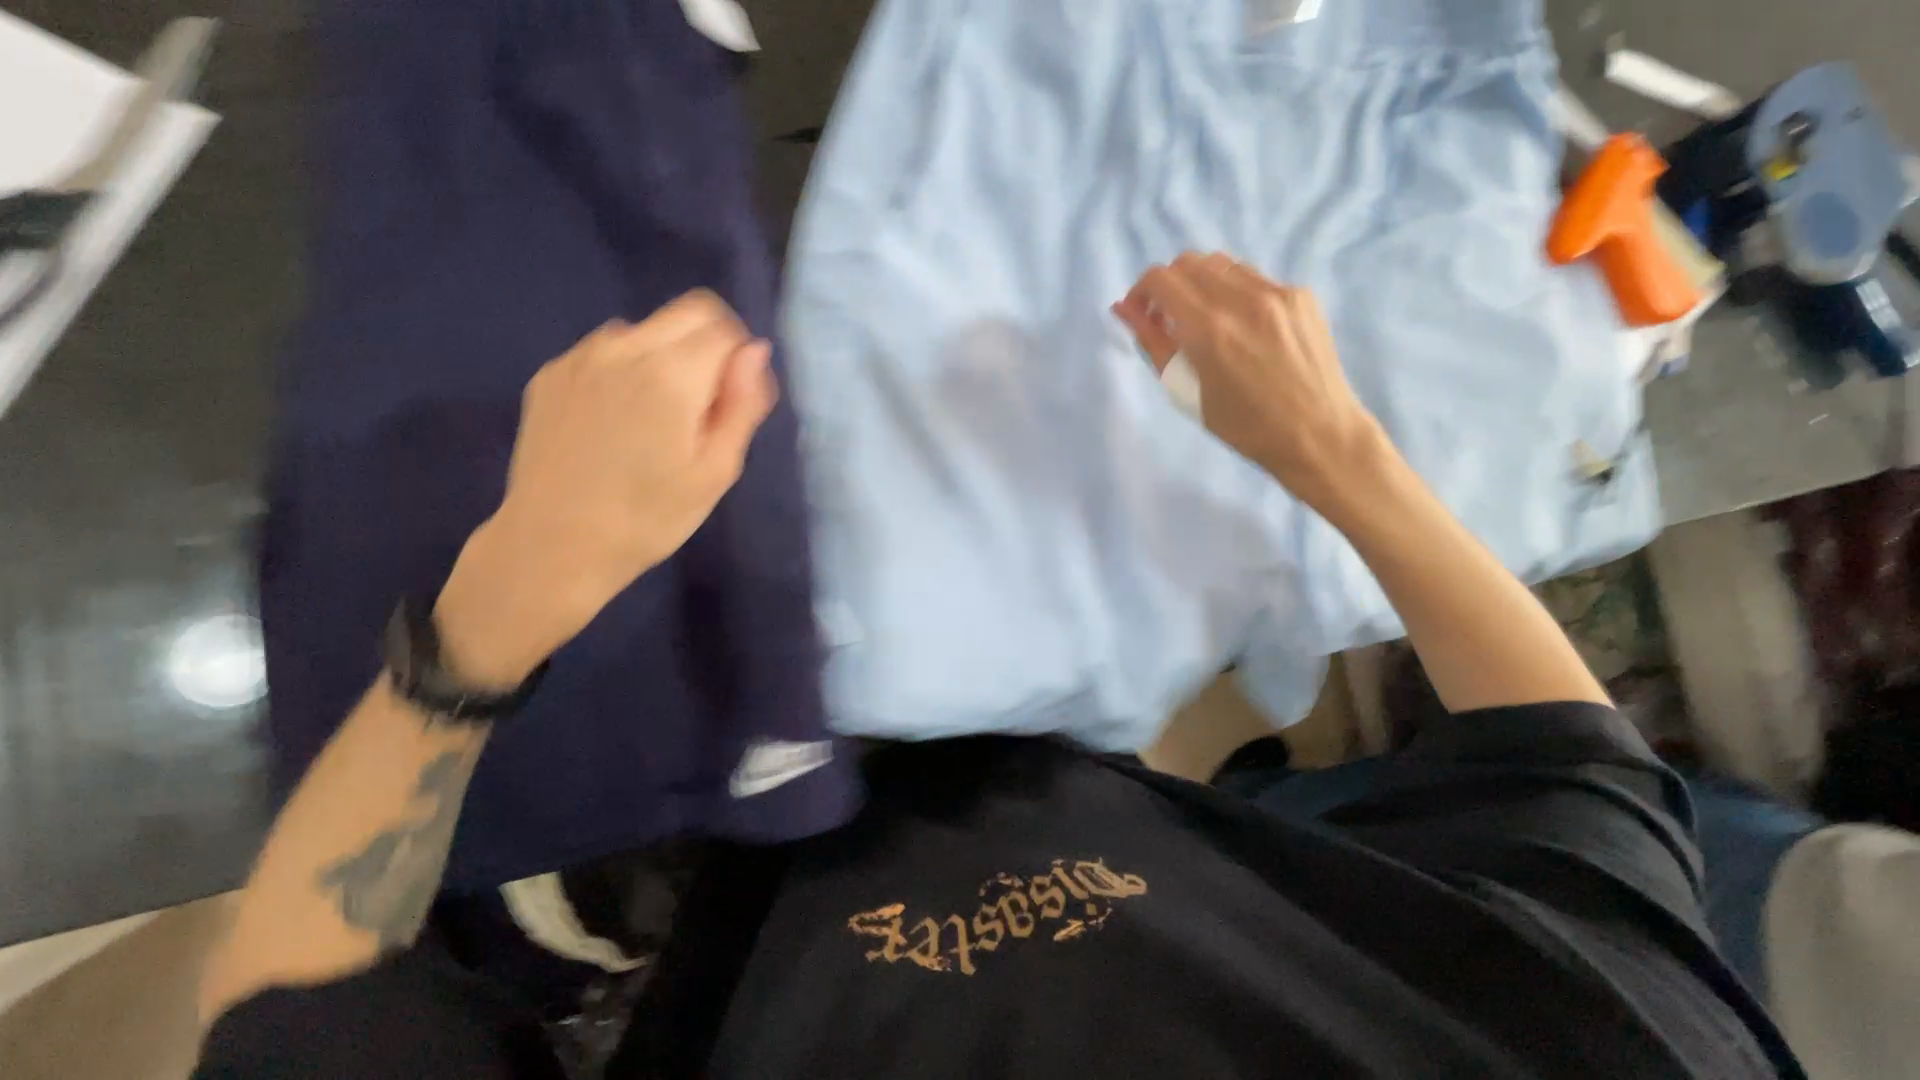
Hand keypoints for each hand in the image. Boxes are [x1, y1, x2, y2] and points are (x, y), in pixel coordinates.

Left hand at [434, 290, 778, 685]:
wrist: (552, 547)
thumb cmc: (648, 519)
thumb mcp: (715, 472)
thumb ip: (742, 404)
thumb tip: (754, 352)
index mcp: (672, 373)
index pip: (723, 326)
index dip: (740, 358)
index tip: (733, 400)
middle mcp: (624, 347)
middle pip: (686, 312)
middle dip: (708, 345)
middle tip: (703, 405)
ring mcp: (580, 357)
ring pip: (643, 329)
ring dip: (664, 355)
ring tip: (654, 417)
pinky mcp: (550, 374)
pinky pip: (604, 351)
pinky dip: (624, 369)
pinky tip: (615, 423)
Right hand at [1113, 253, 1386, 506]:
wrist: (1318, 433)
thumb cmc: (1244, 426)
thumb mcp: (1186, 391)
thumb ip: (1154, 343)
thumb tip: (1124, 309)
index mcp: (1209, 329)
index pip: (1161, 279)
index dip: (1141, 291)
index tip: (1141, 313)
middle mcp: (1243, 299)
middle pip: (1189, 263)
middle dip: (1169, 285)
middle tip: (1169, 317)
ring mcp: (1277, 293)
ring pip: (1223, 265)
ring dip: (1202, 285)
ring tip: (1206, 320)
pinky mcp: (1301, 296)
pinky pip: (1255, 279)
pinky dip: (1235, 293)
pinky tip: (1243, 327)